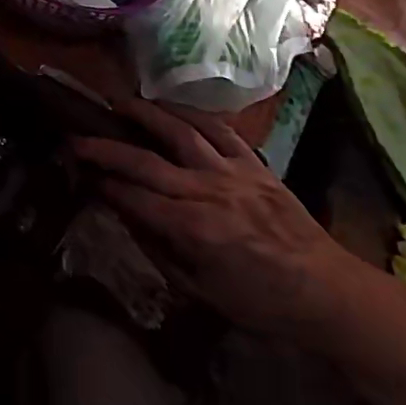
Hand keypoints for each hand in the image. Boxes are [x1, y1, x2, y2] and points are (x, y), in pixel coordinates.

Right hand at [74, 99, 379, 340]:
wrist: (329, 292)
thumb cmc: (259, 300)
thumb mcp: (198, 290)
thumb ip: (155, 248)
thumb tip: (121, 212)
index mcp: (192, 229)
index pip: (131, 197)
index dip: (100, 182)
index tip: (77, 170)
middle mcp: (208, 192)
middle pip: (144, 160)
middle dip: (105, 147)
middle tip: (77, 136)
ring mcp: (233, 173)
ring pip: (179, 132)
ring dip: (145, 114)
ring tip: (119, 103)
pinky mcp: (255, 165)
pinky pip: (219, 130)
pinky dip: (191, 115)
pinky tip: (170, 109)